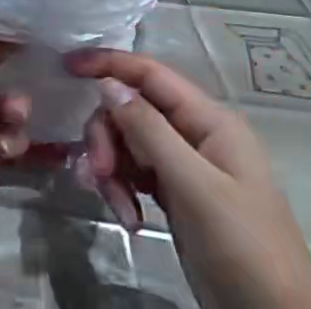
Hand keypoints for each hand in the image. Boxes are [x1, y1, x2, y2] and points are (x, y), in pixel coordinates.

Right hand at [66, 49, 310, 308]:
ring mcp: (186, 167)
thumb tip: (108, 82)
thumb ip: (150, 131)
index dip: (109, 64)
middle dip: (108, 135)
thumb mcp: (196, 188)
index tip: (66, 65)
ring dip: (114, 169)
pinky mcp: (177, 197)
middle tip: (97, 173)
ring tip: (119, 210)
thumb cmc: (244, 246)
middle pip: (134, 111)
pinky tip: (130, 220)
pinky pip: (137, 175)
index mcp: (210, 120)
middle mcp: (197, 134)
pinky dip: (124, 191)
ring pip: (131, 144)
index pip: (151, 74)